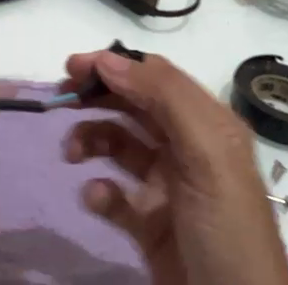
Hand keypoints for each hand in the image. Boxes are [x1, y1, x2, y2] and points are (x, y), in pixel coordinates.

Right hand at [61, 50, 287, 284]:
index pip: (156, 77)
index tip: (73, 66)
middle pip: (134, 105)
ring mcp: (168, 187)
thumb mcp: (206, 154)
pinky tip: (97, 198)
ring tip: (72, 153)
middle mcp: (187, 147)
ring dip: (92, 140)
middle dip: (98, 98)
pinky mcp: (151, 225)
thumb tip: (110, 60)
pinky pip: (116, 196)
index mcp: (207, 124)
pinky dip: (101, 191)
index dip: (116, 65)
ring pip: (120, 146)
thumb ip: (163, 98)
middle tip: (61, 99)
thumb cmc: (227, 227)